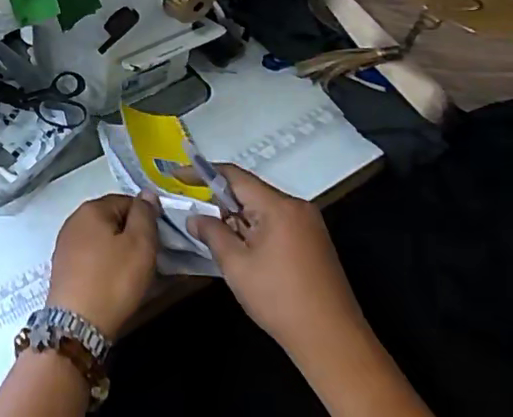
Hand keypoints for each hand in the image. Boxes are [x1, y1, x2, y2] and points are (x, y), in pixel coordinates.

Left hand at [46, 192, 160, 337]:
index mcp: (91, 208)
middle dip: (130, 236)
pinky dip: (103, 266)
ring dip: (117, 252)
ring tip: (128, 275)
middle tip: (144, 260)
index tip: (154, 242)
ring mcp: (64, 245)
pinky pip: (90, 258)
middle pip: (112, 220)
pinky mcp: (61, 269)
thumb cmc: (113, 280)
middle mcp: (74, 220)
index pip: (127, 201)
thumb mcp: (140, 243)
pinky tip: (110, 284)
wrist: (76, 328)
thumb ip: (145, 214)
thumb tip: (146, 194)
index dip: (145, 219)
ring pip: (101, 240)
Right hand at [185, 164, 365, 357]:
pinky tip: (251, 257)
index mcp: (278, 206)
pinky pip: (279, 223)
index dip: (205, 173)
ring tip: (228, 249)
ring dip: (242, 221)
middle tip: (203, 227)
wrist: (332, 340)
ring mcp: (309, 223)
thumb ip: (213, 235)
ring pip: (265, 209)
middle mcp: (297, 206)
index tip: (180, 174)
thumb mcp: (237, 267)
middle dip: (224, 205)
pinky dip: (259, 231)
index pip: (235, 176)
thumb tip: (195, 218)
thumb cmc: (280, 300)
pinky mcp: (315, 240)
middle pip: (251, 193)